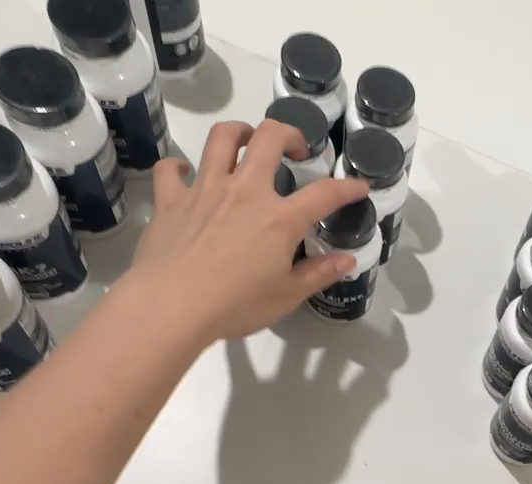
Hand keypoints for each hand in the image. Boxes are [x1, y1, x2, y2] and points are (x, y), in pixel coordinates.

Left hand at [122, 120, 370, 346]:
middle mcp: (245, 191)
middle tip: (296, 148)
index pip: (324, 194)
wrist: (174, 305)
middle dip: (288, 133)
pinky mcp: (171, 199)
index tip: (360, 187)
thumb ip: (319, 273)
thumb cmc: (237, 305)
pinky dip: (179, 167)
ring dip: (239, 131)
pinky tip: (186, 174)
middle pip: (269, 138)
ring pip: (222, 138)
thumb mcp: (287, 296)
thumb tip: (347, 260)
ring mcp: (205, 189)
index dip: (347, 188)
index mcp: (279, 219)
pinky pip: (172, 170)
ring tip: (246, 140)